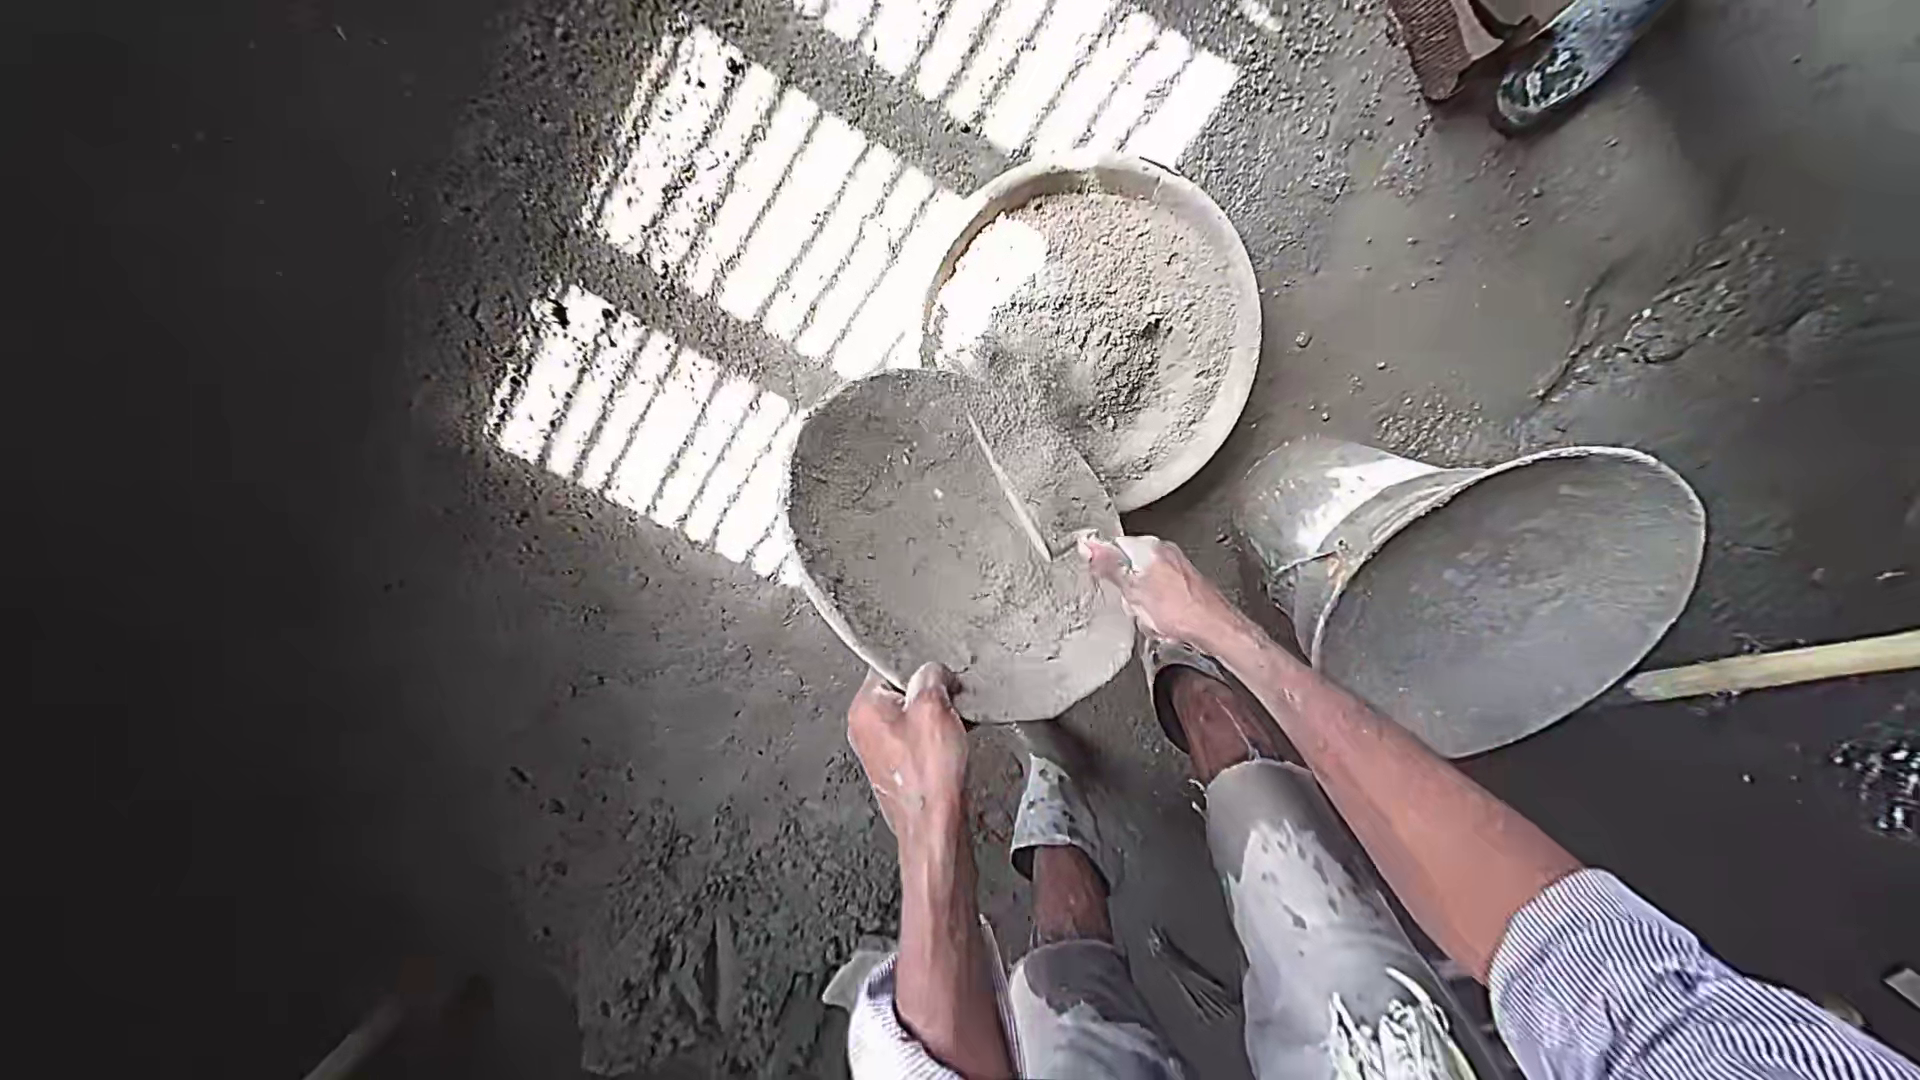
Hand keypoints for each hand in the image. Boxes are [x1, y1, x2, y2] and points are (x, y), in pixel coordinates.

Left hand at [846, 664, 968, 856]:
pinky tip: (952, 746)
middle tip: (948, 705)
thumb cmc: (929, 776)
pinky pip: (919, 738)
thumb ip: (931, 675)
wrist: (935, 828)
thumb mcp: (934, 706)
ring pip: (913, 714)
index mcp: (864, 708)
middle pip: (903, 690)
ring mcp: (880, 750)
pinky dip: (937, 737)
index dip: (920, 667)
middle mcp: (865, 728)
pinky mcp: (898, 766)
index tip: (939, 678)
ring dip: (937, 716)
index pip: (890, 666)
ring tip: (952, 729)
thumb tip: (934, 672)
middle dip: (931, 694)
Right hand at [1079, 534, 1243, 650]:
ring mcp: (1176, 569)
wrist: (1215, 628)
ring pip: (1143, 586)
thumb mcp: (1133, 589)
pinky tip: (1164, 620)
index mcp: (1150, 546)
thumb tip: (1088, 546)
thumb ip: (1109, 566)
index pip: (1114, 548)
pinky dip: (1158, 610)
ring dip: (1142, 603)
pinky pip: (1158, 597)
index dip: (1108, 569)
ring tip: (1152, 615)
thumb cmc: (1181, 610)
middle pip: (1128, 568)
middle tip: (1134, 603)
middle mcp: (1165, 552)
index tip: (1112, 585)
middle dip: (1127, 590)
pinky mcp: (1184, 586)